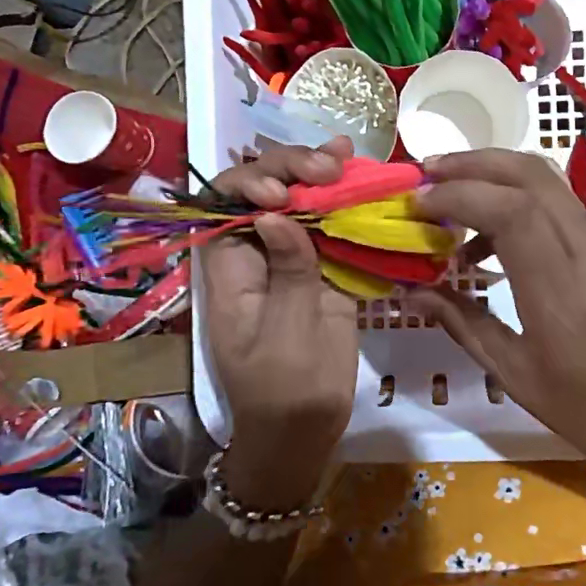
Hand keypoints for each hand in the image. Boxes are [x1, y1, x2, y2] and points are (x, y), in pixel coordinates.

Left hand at [202, 138, 359, 508]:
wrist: (306, 430)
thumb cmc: (285, 392)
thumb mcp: (286, 336)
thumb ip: (287, 273)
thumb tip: (277, 214)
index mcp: (230, 270)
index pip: (223, 205)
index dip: (248, 184)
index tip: (282, 191)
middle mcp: (257, 254)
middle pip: (264, 193)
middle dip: (291, 170)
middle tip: (329, 166)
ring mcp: (292, 259)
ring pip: (300, 202)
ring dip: (320, 175)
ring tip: (346, 156)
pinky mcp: (324, 269)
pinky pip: (331, 227)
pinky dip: (346, 201)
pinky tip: (362, 174)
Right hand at [408, 150, 585, 467]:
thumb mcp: (518, 378)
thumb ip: (464, 324)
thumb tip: (414, 292)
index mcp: (561, 296)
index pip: (514, 212)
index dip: (461, 194)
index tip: (418, 203)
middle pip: (534, 176)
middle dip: (475, 162)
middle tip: (427, 173)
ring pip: (550, 184)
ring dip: (497, 175)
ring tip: (449, 199)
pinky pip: (560, 209)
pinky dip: (518, 202)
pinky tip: (488, 239)